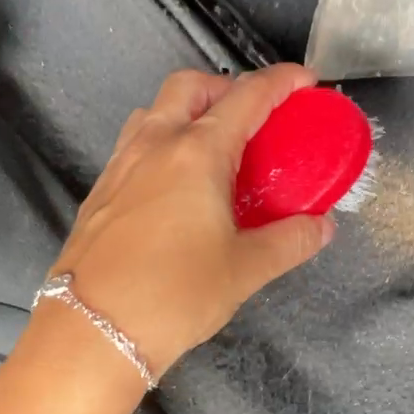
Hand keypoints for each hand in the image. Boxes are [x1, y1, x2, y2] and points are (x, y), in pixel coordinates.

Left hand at [45, 65, 334, 378]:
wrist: (92, 332)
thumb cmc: (175, 296)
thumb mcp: (245, 270)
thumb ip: (290, 241)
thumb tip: (321, 227)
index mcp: (197, 153)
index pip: (247, 96)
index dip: (281, 81)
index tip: (304, 81)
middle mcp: (155, 145)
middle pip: (191, 85)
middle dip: (227, 86)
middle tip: (254, 116)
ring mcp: (121, 165)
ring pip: (156, 110)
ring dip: (189, 110)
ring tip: (215, 146)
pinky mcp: (100, 191)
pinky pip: (135, 143)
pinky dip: (163, 141)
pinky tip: (177, 184)